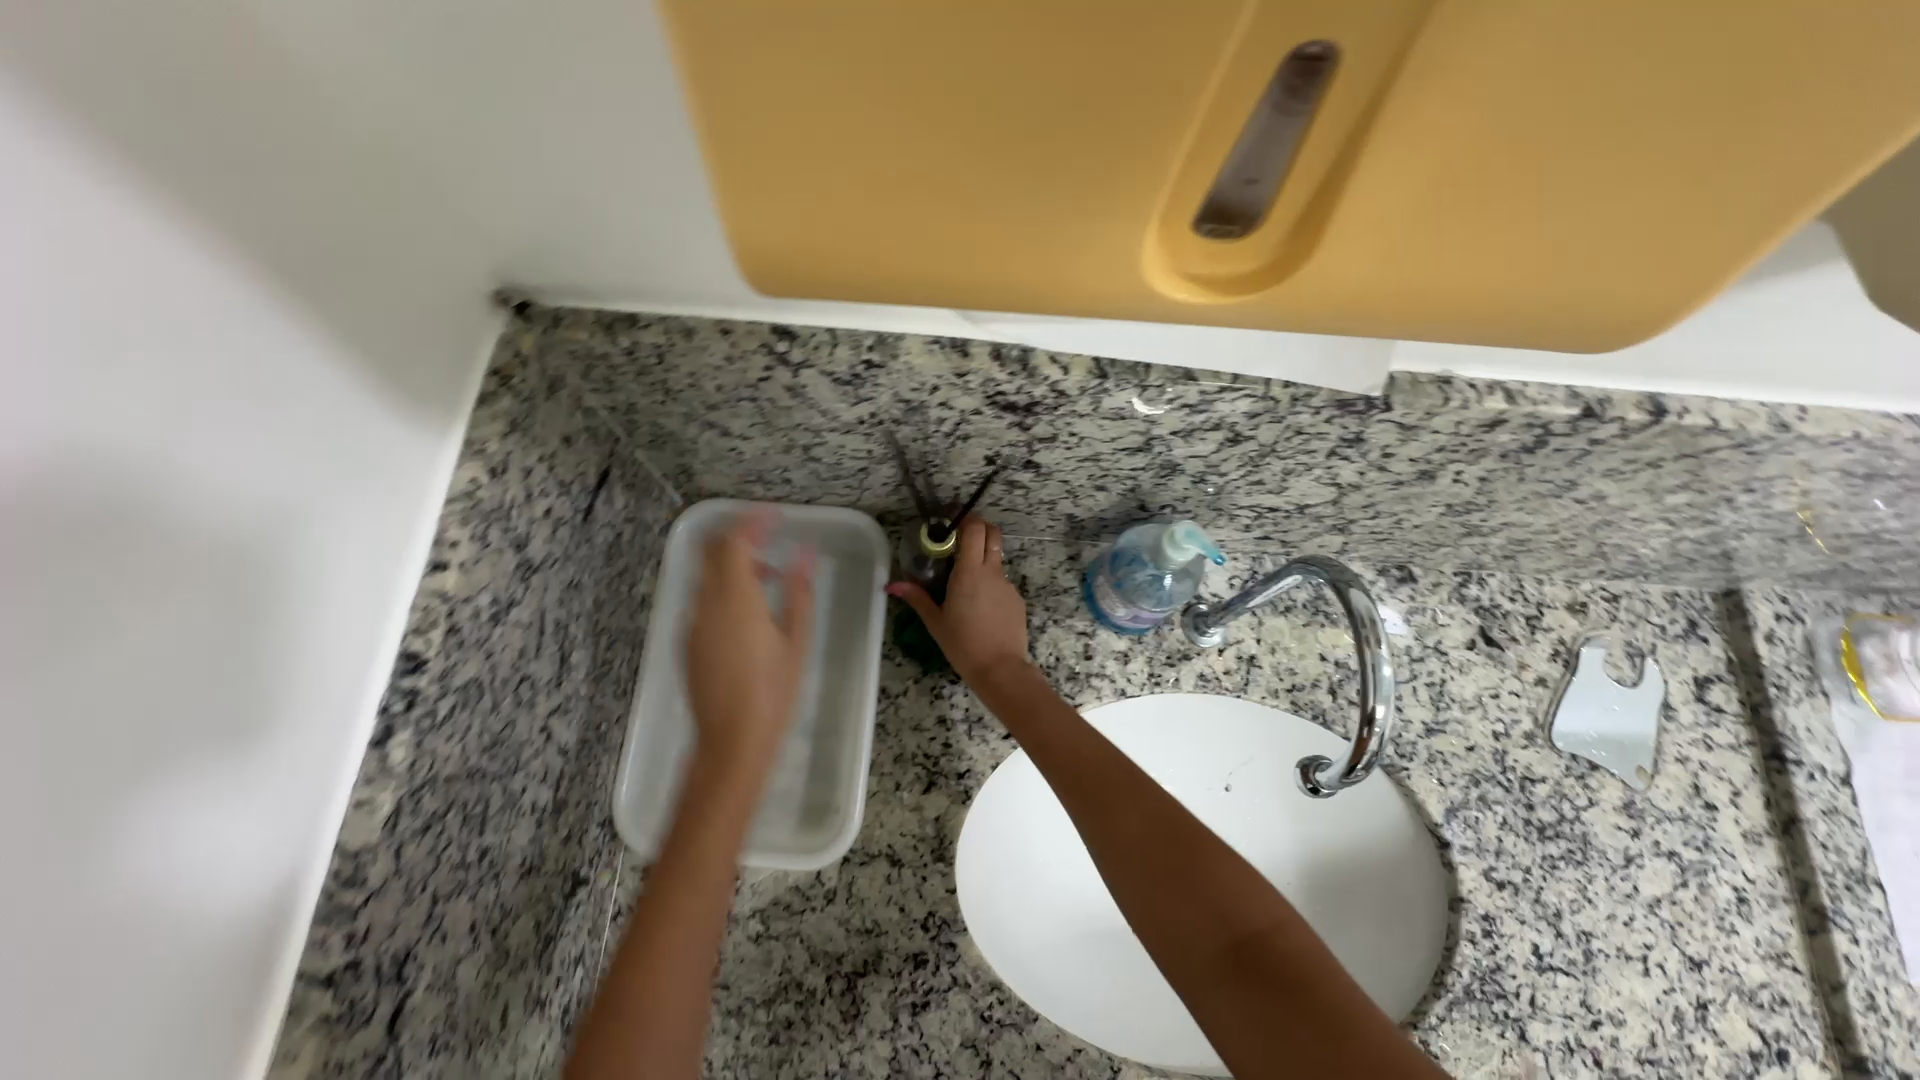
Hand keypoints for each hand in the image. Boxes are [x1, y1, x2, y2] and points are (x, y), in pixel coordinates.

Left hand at [685, 510, 814, 778]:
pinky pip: (701, 599)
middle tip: (769, 539)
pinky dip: (722, 589)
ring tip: (767, 579)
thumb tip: (805, 554)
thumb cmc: (773, 693)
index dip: (753, 521)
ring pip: (705, 575)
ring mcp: (691, 623)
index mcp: (735, 599)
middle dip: (739, 537)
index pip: (734, 541)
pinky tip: (748, 612)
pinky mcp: (686, 642)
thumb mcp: (797, 641)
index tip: (775, 515)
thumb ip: (799, 591)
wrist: (731, 743)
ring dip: (732, 565)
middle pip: (712, 551)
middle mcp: (705, 604)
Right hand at [887, 519, 1031, 685]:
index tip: (951, 521)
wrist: (1001, 669)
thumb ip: (916, 598)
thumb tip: (892, 585)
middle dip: (979, 528)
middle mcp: (992, 572)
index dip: (966, 519)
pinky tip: (981, 609)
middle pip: (992, 534)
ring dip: (983, 560)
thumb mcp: (935, 622)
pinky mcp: (1017, 600)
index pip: (974, 529)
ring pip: (997, 560)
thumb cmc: (963, 645)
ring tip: (965, 584)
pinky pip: (1002, 583)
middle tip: (960, 539)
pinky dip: (990, 585)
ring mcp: (1008, 585)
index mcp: (969, 572)